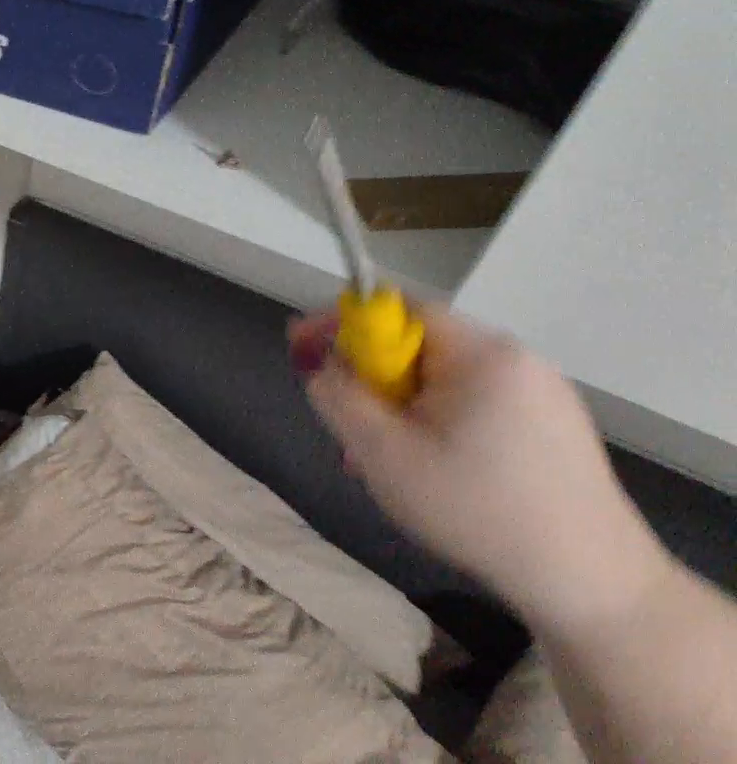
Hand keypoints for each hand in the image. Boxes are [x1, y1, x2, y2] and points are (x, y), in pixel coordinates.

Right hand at [288, 304, 671, 631]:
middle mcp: (518, 361)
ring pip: (441, 381)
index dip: (340, 322)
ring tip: (379, 458)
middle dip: (367, 377)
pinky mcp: (554, 430)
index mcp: (483, 354)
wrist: (592, 584)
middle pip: (417, 346)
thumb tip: (321, 360)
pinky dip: (433, 423)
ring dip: (397, 407)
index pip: (396, 307)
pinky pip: (472, 406)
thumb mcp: (380, 450)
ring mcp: (543, 396)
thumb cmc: (475, 507)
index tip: (300, 349)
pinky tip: (426, 469)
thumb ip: (336, 393)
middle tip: (341, 422)